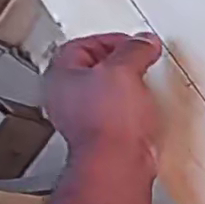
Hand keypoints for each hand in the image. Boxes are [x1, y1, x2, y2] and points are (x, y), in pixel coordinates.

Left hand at [43, 32, 163, 164]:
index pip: (82, 45)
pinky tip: (142, 110)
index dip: (110, 40)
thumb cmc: (109, 123)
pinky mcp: (102, 137)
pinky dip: (129, 109)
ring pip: (103, 93)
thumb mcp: (124, 71)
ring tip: (142, 84)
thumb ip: (134, 50)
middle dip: (117, 63)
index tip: (134, 43)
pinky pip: (115, 114)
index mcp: (60, 76)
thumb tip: (144, 41)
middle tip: (138, 60)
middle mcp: (66, 98)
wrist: (119, 163)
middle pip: (91, 69)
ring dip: (124, 87)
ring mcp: (83, 120)